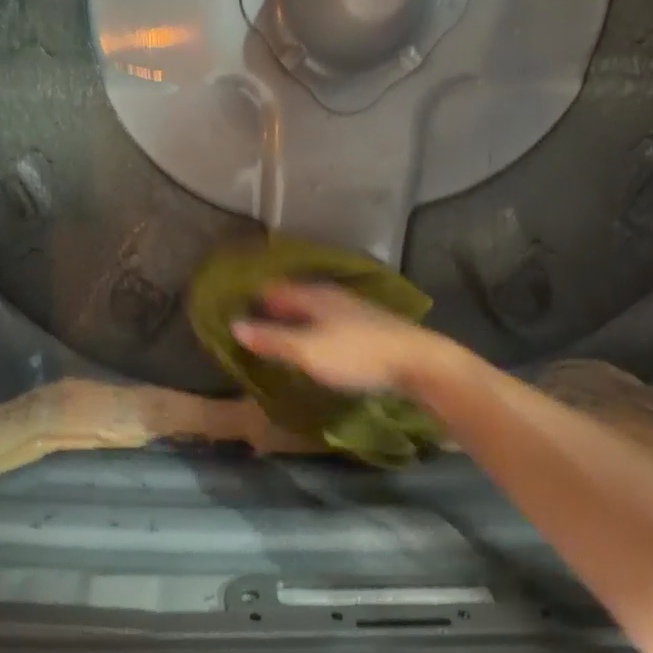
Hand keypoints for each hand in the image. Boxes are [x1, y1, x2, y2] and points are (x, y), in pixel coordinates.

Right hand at [229, 282, 453, 393]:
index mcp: (315, 295)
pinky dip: (316, 332)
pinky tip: (315, 346)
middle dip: (275, 308)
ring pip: (316, 311)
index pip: (275, 289)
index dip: (254, 296)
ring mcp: (355, 312)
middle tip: (252, 323)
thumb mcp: (307, 350)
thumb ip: (272, 339)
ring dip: (297, 321)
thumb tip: (234, 325)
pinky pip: (332, 325)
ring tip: (279, 336)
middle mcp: (334, 297)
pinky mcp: (371, 330)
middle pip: (297, 298)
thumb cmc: (356, 354)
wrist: (419, 363)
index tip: (233, 306)